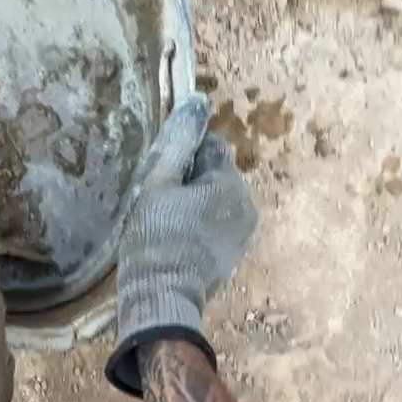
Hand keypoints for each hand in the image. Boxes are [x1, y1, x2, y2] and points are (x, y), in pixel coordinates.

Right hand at [105, 94, 258, 394]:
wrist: (162, 297)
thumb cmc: (154, 239)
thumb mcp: (157, 186)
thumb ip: (176, 144)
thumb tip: (195, 104)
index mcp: (230, 184)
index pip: (212, 148)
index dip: (183, 155)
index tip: (161, 172)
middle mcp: (247, 206)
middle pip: (216, 176)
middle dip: (190, 181)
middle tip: (158, 200)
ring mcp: (243, 234)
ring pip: (216, 203)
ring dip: (194, 205)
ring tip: (165, 222)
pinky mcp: (234, 255)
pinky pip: (217, 227)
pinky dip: (199, 227)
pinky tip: (175, 240)